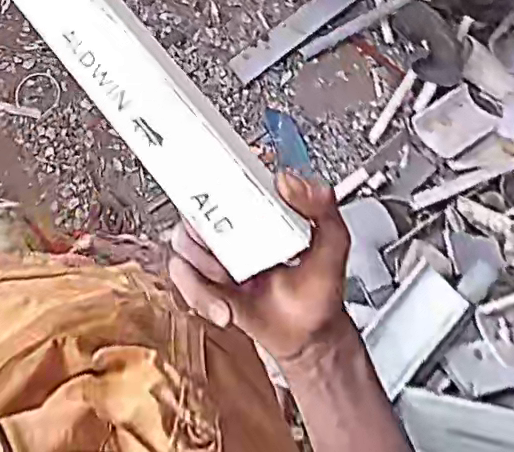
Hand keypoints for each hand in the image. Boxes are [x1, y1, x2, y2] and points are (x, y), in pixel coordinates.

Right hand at [166, 171, 351, 363]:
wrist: (308, 337)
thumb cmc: (317, 288)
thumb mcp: (332, 244)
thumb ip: (322, 210)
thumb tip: (290, 181)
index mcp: (252, 206)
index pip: (220, 176)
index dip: (208, 178)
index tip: (213, 191)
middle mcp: (227, 223)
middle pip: (191, 205)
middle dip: (200, 228)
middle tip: (224, 250)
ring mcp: (211, 251)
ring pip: (182, 241)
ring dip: (201, 264)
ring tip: (228, 281)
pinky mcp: (202, 280)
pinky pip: (181, 275)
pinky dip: (197, 293)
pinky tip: (222, 308)